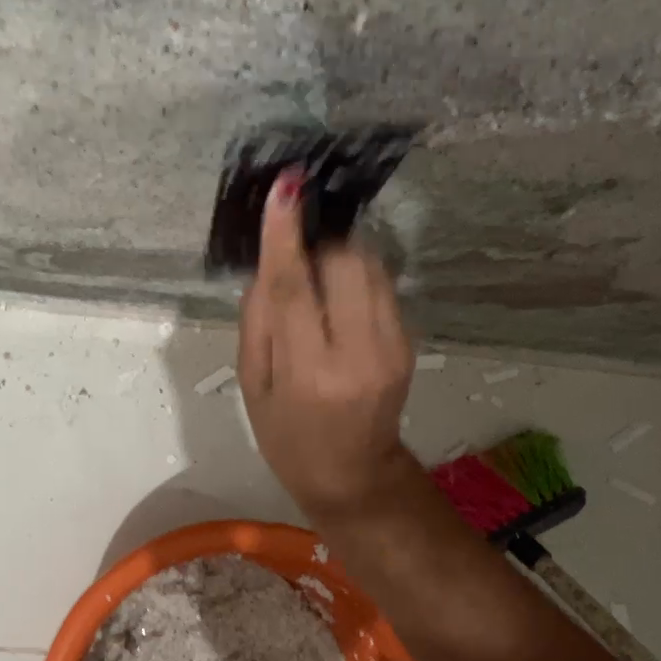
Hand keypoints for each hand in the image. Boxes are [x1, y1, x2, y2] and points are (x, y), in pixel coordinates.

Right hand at [238, 170, 419, 520]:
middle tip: (295, 240)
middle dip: (319, 238)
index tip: (285, 186)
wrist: (352, 473)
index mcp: (310, 371)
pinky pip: (379, 283)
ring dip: (339, 250)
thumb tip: (271, 259)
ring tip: (313, 261)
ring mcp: (393, 345)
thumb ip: (259, 318)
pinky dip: (353, 271)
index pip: (295, 287)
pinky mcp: (409, 340)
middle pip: (346, 262)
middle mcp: (360, 353)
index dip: (286, 234)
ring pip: (370, 265)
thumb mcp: (251, 381)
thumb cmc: (285, 433)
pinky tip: (334, 285)